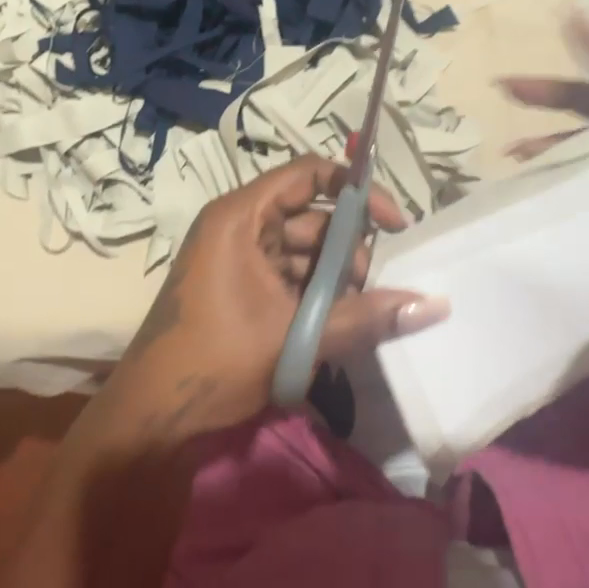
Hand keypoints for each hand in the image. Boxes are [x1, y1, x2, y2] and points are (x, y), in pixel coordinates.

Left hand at [108, 154, 450, 434]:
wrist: (154, 414)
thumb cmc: (217, 360)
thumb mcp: (297, 337)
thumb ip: (366, 317)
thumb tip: (435, 305)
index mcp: (240, 216)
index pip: (307, 174)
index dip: (354, 190)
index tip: (394, 223)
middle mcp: (236, 226)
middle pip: (307, 215)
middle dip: (346, 246)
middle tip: (372, 286)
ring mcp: (234, 257)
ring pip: (299, 249)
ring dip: (332, 275)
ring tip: (354, 312)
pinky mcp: (237, 286)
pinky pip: (285, 274)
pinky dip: (312, 292)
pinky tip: (334, 322)